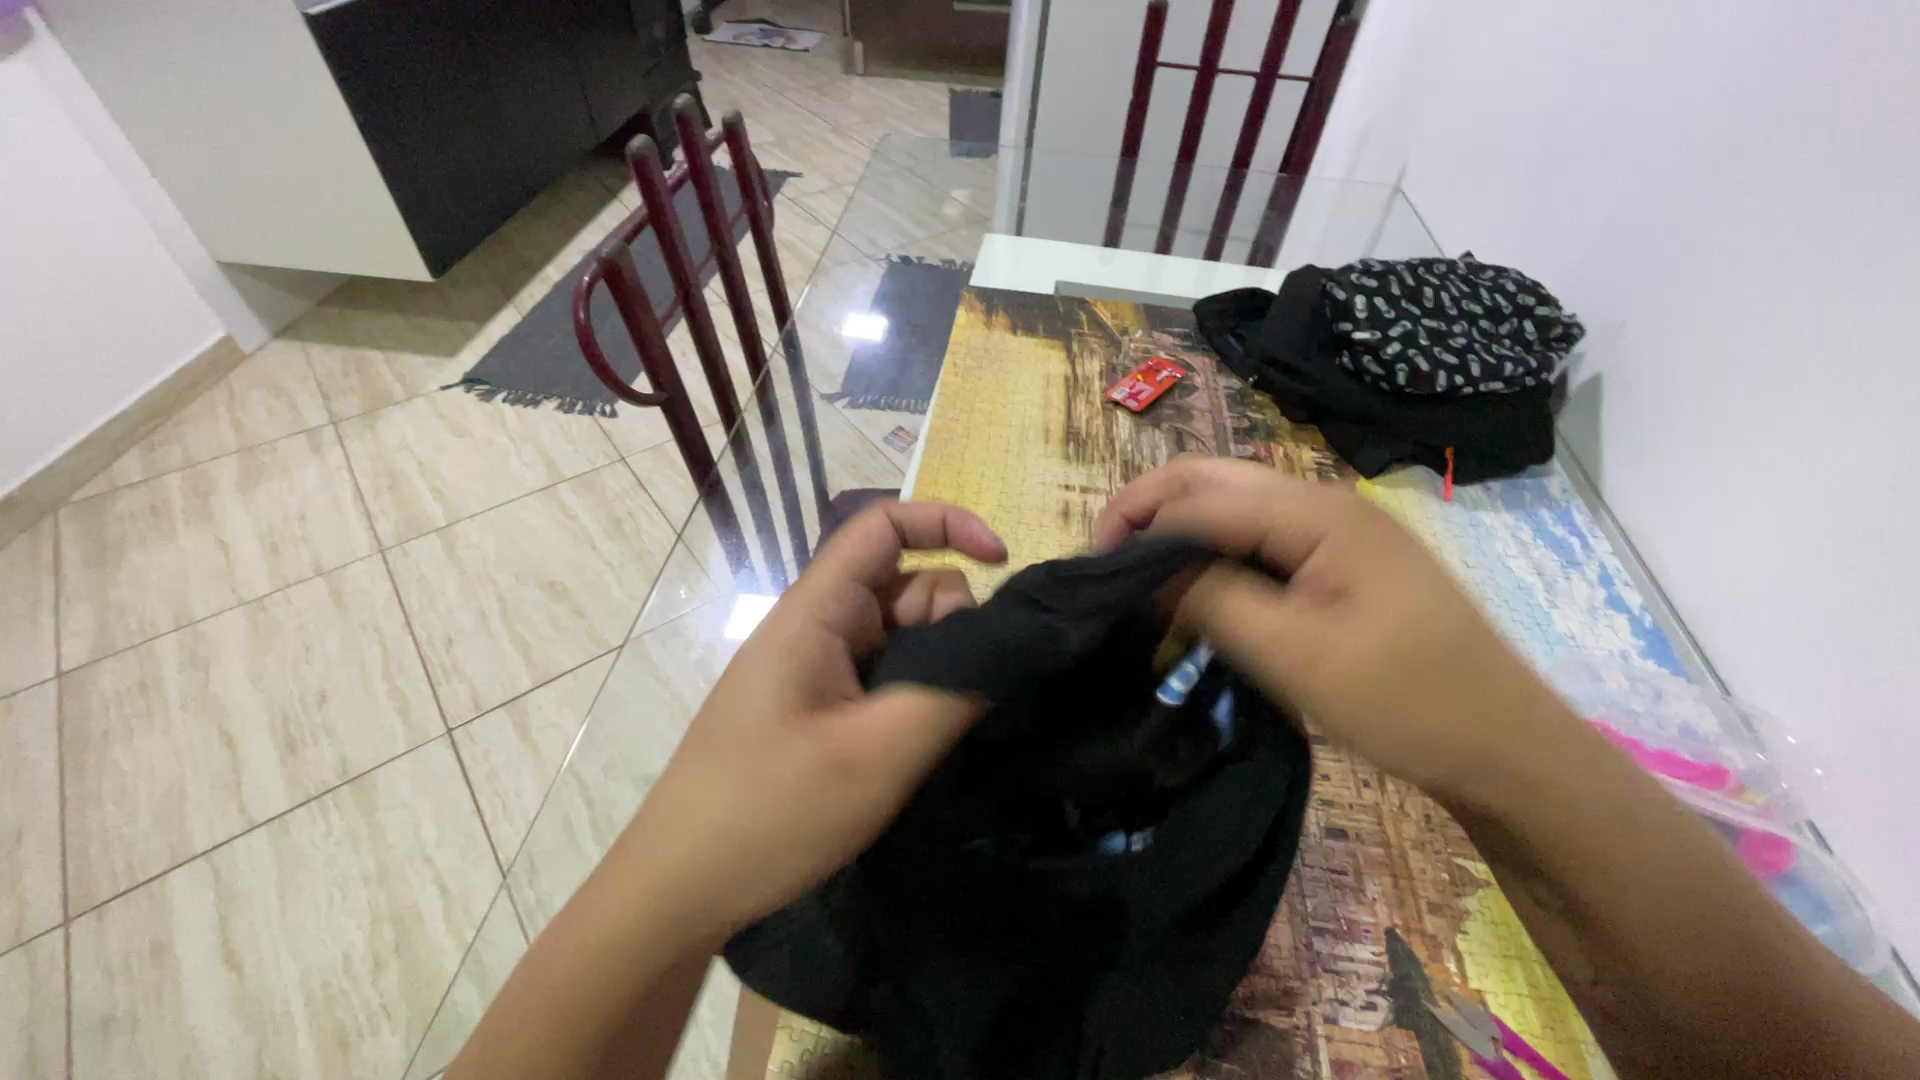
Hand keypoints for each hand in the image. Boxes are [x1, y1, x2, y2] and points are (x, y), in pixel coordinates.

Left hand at [616, 500, 1006, 942]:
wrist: (679, 890)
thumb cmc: (771, 812)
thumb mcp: (878, 754)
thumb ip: (954, 689)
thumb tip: (1011, 642)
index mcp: (815, 612)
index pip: (883, 526)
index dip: (947, 522)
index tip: (1004, 560)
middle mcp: (814, 627)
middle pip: (903, 586)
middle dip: (949, 622)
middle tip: (955, 698)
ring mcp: (813, 670)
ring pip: (899, 637)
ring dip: (933, 668)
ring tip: (931, 736)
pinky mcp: (814, 708)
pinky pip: (880, 676)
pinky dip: (912, 695)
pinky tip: (916, 745)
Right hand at [1093, 456, 1582, 804]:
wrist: (1506, 747)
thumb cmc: (1407, 703)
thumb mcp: (1296, 657)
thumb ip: (1213, 602)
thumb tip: (1143, 571)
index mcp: (1319, 513)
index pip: (1202, 495)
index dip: (1139, 523)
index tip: (1094, 573)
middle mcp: (1324, 502)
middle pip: (1215, 479)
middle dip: (1150, 510)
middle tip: (1107, 563)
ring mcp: (1335, 528)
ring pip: (1233, 505)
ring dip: (1179, 529)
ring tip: (1139, 577)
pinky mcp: (1338, 560)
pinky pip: (1258, 537)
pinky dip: (1212, 553)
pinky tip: (1193, 589)